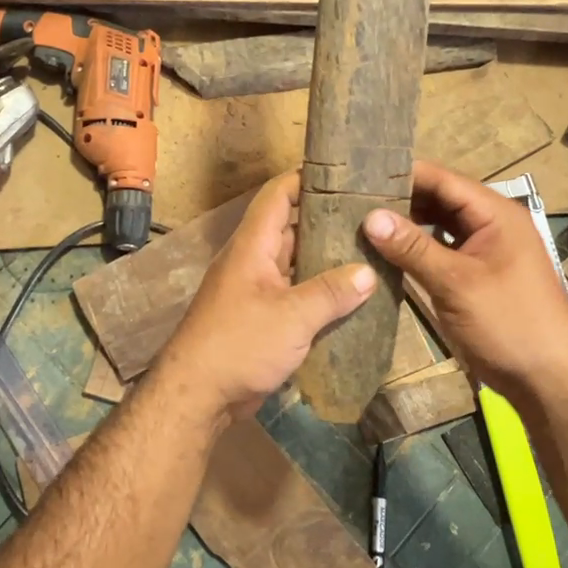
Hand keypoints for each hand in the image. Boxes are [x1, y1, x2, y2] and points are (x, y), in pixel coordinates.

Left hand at [154, 172, 377, 420]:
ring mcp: (254, 290)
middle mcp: (251, 261)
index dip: (306, 179)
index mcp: (252, 246)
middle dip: (325, 220)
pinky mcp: (259, 318)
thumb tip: (368, 272)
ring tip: (368, 252)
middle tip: (370, 217)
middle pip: (289, 228)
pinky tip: (349, 297)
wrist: (197, 394)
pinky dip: (316, 292)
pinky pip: (292, 293)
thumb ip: (331, 293)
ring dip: (324, 259)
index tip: (343, 173)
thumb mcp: (291, 316)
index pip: (278, 196)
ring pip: (293, 263)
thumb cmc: (239, 344)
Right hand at [363, 161, 567, 391]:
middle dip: (399, 200)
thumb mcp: (456, 283)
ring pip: (438, 225)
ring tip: (360, 224)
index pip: (442, 179)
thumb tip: (369, 216)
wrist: (549, 380)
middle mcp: (491, 224)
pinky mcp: (475, 276)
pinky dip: (416, 250)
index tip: (358, 177)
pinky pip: (441, 250)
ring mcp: (484, 251)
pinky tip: (385, 254)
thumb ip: (412, 247)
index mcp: (496, 214)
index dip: (402, 175)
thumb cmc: (509, 323)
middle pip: (439, 199)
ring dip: (406, 226)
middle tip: (350, 201)